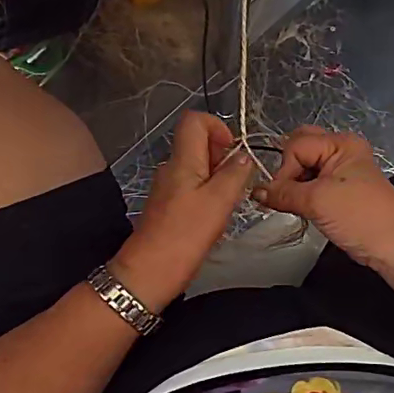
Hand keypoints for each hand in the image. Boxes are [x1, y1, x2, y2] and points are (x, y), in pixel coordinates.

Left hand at [111, 111, 257, 310]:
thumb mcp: (218, 202)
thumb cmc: (184, 235)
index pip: (193, 120)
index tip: (233, 152)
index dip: (217, 126)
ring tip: (225, 204)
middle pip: (198, 143)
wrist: (149, 272)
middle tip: (233, 184)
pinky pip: (191, 187)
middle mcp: (171, 168)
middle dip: (222, 156)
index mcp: (182, 160)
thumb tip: (243, 155)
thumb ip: (234, 174)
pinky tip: (213, 217)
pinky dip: (207, 194)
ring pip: (197, 167)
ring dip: (217, 178)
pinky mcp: (168, 205)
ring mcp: (167, 187)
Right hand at [252, 126, 393, 270]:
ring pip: (303, 167)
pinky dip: (302, 193)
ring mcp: (341, 169)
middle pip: (299, 149)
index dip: (284, 170)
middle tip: (288, 195)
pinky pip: (311, 182)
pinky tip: (305, 208)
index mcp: (340, 143)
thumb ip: (282, 193)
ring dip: (294, 185)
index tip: (284, 196)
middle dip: (288, 172)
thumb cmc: (360, 217)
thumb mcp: (316, 202)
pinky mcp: (340, 189)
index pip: (295, 145)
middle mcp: (341, 150)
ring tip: (298, 205)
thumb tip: (255, 192)